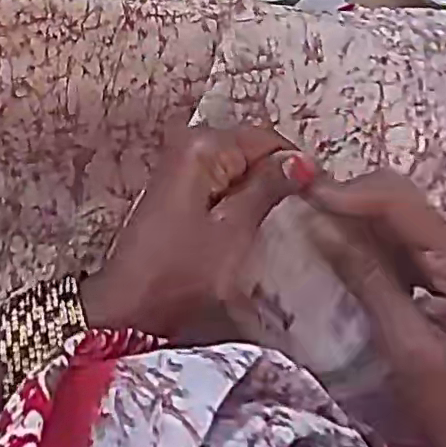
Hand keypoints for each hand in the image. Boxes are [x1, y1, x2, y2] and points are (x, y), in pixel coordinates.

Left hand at [82, 125, 316, 337]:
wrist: (127, 309)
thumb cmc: (181, 272)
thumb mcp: (234, 230)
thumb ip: (268, 188)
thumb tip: (303, 160)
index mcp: (203, 144)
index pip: (266, 137)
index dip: (296, 164)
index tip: (318, 197)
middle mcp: (190, 141)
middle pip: (251, 147)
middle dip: (277, 175)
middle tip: (300, 213)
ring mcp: (181, 161)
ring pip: (239, 164)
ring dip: (260, 188)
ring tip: (278, 222)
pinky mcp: (178, 183)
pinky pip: (222, 178)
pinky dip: (240, 196)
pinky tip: (250, 223)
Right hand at [308, 172, 445, 446]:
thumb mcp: (410, 351)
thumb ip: (367, 280)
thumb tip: (321, 225)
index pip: (398, 202)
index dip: (346, 192)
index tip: (302, 192)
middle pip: (401, 204)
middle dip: (350, 203)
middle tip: (302, 208)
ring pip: (402, 223)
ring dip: (359, 224)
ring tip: (314, 228)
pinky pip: (410, 247)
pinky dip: (376, 247)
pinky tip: (346, 256)